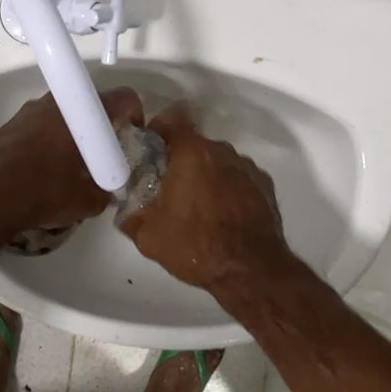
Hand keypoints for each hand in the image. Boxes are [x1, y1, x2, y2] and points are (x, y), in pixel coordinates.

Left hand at [0, 87, 144, 231]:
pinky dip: (46, 142)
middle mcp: (58, 102)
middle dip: (100, 127)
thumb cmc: (47, 192)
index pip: (124, 98)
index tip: (132, 136)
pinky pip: (38, 127)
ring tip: (69, 165)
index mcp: (85, 113)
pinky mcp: (9, 124)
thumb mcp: (89, 201)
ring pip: (62, 115)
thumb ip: (106, 190)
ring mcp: (30, 110)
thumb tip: (107, 189)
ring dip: (71, 134)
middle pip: (90, 105)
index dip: (135, 115)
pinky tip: (41, 170)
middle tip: (102, 154)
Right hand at [117, 104, 292, 292]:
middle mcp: (223, 152)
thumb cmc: (195, 246)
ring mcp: (248, 169)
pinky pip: (238, 180)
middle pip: (195, 145)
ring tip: (196, 207)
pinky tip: (221, 216)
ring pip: (218, 163)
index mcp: (192, 153)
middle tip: (166, 187)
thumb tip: (125, 210)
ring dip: (205, 177)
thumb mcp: (148, 236)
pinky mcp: (265, 187)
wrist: (250, 271)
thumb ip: (131, 215)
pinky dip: (227, 190)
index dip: (158, 131)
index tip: (149, 150)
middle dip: (180, 161)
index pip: (172, 121)